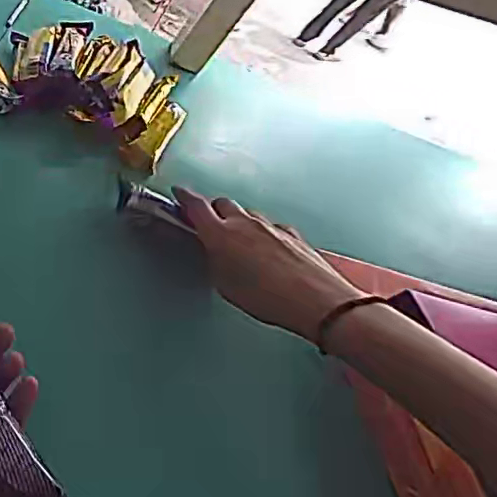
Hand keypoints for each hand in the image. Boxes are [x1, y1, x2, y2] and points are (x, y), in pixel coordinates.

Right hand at [173, 188, 365, 340]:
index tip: (179, 193)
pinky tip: (267, 250)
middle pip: (222, 204)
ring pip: (247, 214)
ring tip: (241, 243)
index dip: (184, 197)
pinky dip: (263, 233)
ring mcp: (270, 226)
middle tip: (209, 224)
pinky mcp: (292, 234)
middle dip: (213, 210)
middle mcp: (243, 223)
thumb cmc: (267, 298)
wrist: (317, 302)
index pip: (196, 205)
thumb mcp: (225, 285)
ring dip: (239, 221)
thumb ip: (214, 261)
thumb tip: (213, 252)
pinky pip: (270, 226)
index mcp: (220, 233)